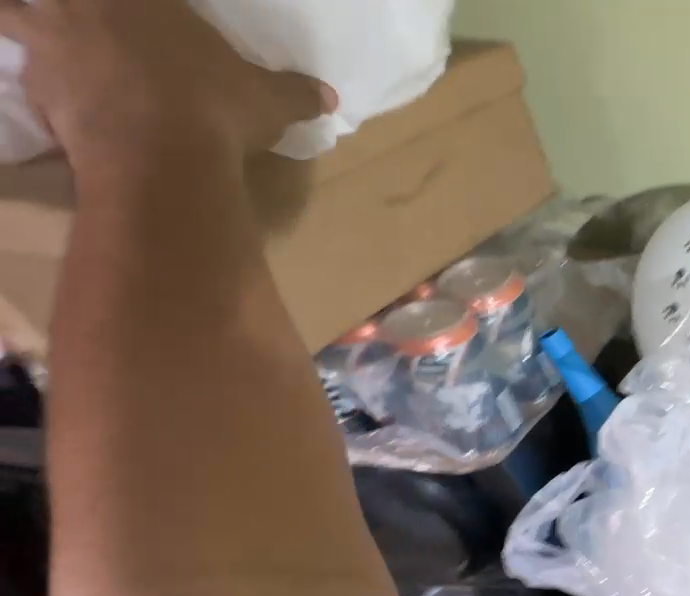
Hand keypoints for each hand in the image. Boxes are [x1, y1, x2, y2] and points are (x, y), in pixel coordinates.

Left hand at [0, 0, 335, 174]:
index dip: (147, 4)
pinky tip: (62, 97)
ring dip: (25, 20)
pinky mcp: (33, 82)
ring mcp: (47, 39)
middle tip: (84, 18)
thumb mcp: (271, 102)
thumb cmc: (216, 109)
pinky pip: (25, 70)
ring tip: (46, 35)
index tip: (150, 10)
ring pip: (14, 12)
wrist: (161, 156)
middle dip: (72, 8)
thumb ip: (296, 93)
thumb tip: (328, 96)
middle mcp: (81, 3)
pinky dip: (41, 80)